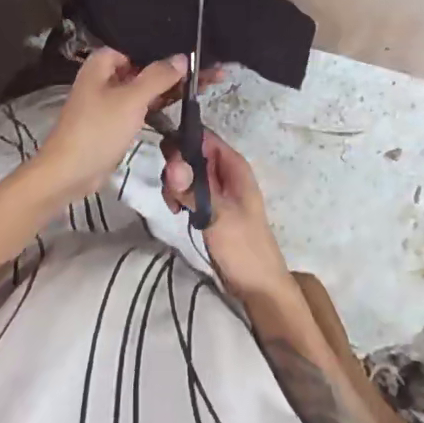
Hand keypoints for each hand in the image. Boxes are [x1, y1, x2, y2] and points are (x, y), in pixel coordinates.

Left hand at [32, 48, 186, 204]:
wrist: (71, 171)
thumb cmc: (98, 129)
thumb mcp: (131, 100)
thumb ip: (157, 77)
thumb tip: (181, 57)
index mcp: (99, 65)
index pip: (133, 46)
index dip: (158, 49)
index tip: (187, 54)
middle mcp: (101, 79)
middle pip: (138, 68)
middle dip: (165, 71)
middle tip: (201, 72)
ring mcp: (106, 102)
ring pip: (139, 90)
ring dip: (162, 90)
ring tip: (197, 87)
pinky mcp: (111, 123)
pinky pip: (136, 108)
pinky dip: (153, 106)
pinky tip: (176, 107)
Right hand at [161, 131, 290, 296]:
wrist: (257, 286)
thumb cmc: (244, 248)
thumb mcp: (218, 216)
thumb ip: (193, 189)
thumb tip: (171, 163)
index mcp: (234, 166)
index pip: (202, 136)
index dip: (181, 141)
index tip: (165, 161)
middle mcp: (224, 172)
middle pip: (189, 151)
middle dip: (174, 166)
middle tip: (171, 190)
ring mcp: (215, 189)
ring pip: (184, 171)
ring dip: (174, 184)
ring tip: (175, 206)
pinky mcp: (207, 205)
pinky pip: (186, 189)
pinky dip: (177, 196)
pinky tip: (176, 211)